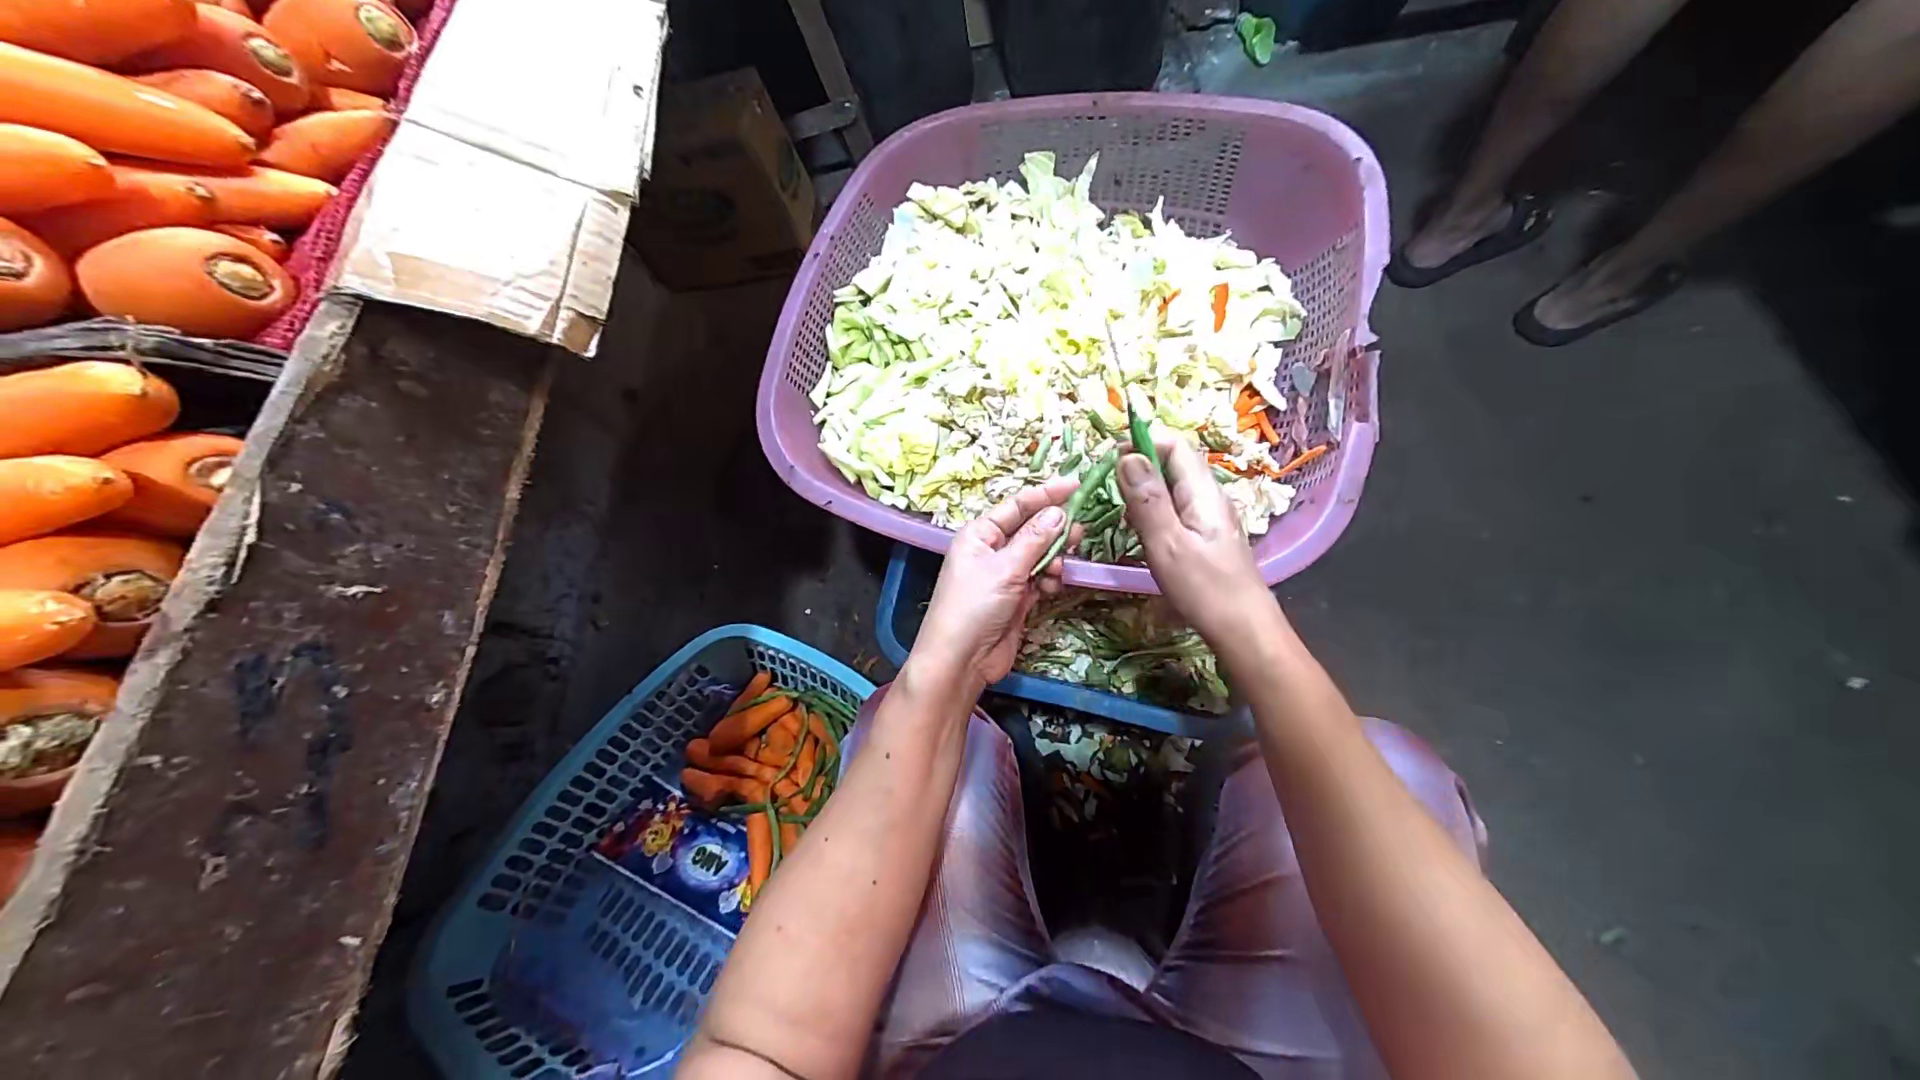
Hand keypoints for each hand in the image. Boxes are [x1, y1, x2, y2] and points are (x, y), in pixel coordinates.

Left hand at [911, 478, 1079, 689]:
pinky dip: (1050, 579)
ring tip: (1060, 568)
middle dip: (1055, 530)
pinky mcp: (1018, 598)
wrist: (961, 661)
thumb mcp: (1005, 568)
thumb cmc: (974, 606)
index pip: (1017, 505)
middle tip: (1080, 532)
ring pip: (1040, 555)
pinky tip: (1054, 586)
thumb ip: (1035, 539)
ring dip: (1054, 558)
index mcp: (980, 534)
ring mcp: (1006, 575)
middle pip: (1032, 529)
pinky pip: (1041, 578)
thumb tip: (1058, 512)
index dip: (1046, 494)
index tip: (1076, 484)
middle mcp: (992, 550)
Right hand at [1118, 440, 1278, 647]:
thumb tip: (1126, 455)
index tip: (1110, 460)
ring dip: (1144, 491)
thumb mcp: (1167, 543)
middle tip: (1111, 490)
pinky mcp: (1206, 536)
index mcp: (1202, 491)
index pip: (1174, 444)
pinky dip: (1154, 512)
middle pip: (1173, 463)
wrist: (1243, 630)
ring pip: (1173, 487)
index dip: (1142, 442)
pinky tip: (1142, 533)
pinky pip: (1176, 509)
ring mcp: (1209, 516)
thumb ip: (1147, 499)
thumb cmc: (1204, 588)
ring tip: (1123, 513)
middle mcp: (1209, 496)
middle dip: (1139, 467)